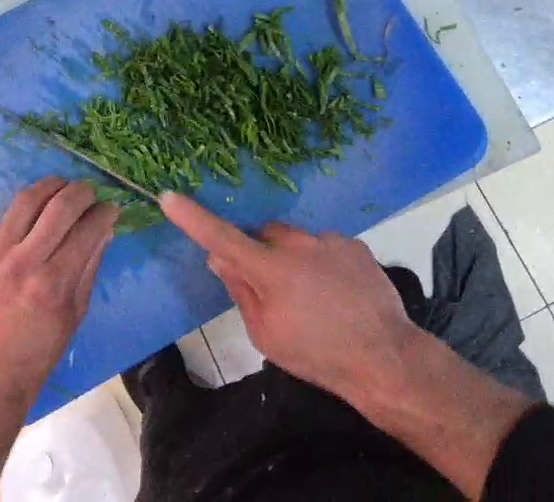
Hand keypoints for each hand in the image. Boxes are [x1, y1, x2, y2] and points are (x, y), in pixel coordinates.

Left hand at [0, 178, 116, 498]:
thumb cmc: (39, 354)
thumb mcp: (76, 314)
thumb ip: (90, 266)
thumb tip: (105, 229)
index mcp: (53, 283)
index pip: (87, 229)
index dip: (106, 212)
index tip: (114, 208)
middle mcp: (25, 262)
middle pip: (60, 205)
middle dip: (83, 192)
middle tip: (94, 194)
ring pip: (28, 200)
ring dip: (53, 186)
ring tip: (68, 187)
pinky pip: (8, 217)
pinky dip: (30, 205)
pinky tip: (42, 207)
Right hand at [159, 191, 417, 400]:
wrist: (384, 357)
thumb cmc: (317, 354)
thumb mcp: (266, 333)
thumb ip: (240, 290)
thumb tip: (219, 257)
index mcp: (270, 269)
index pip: (221, 238)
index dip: (193, 218)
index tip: (169, 196)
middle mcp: (298, 244)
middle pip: (264, 235)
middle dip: (261, 253)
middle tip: (273, 289)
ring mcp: (329, 240)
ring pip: (297, 241)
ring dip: (295, 260)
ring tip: (315, 299)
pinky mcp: (354, 244)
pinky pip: (324, 246)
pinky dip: (322, 263)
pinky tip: (337, 293)